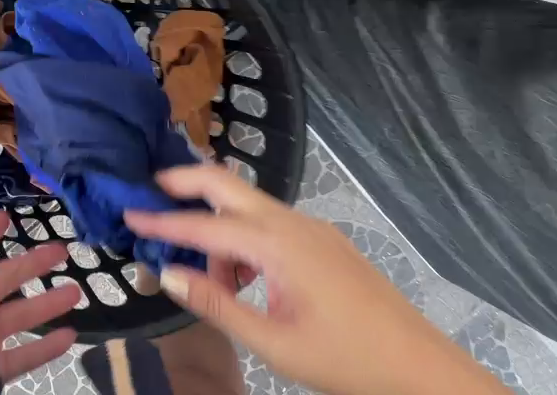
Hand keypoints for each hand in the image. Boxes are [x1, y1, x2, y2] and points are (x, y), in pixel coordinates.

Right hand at [124, 165, 510, 394]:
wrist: (431, 377)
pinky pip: (269, 221)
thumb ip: (216, 304)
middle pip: (222, 181)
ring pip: (245, 203)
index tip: (126, 213)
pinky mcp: (325, 240)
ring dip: (216, 222)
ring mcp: (311, 227)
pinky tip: (248, 281)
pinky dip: (244, 237)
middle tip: (148, 195)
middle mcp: (289, 221)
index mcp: (274, 244)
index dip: (160, 222)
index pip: (201, 226)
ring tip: (211, 278)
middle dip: (181, 182)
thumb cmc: (349, 363)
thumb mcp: (274, 344)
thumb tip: (167, 273)